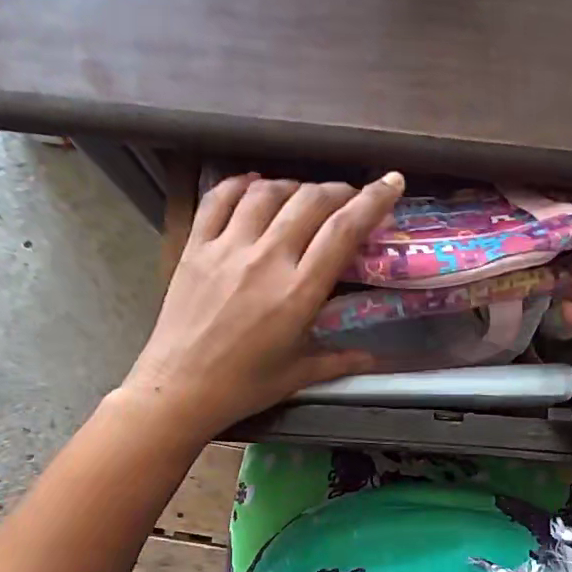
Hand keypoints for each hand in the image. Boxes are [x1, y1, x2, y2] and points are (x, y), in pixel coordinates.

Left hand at [119, 172, 403, 434]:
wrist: (179, 389)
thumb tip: (374, 360)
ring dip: (294, 185)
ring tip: (305, 195)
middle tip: (349, 198)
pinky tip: (255, 185)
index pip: (343, 230)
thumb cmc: (243, 387)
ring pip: (267, 192)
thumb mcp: (298, 375)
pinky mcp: (196, 247)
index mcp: (298, 292)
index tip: (391, 182)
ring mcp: (228, 248)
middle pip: (310, 201)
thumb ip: (339, 360)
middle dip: (339, 190)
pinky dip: (241, 184)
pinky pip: (219, 199)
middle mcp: (266, 260)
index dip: (373, 200)